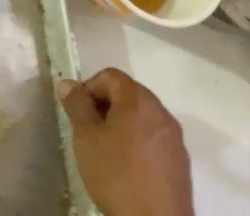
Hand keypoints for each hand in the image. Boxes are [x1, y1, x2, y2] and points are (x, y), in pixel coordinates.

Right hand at [58, 68, 193, 215]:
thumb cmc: (117, 175)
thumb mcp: (86, 137)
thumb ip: (77, 106)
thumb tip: (68, 84)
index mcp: (139, 100)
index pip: (110, 76)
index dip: (88, 87)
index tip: (77, 112)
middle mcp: (162, 112)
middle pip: (128, 94)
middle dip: (105, 106)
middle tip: (88, 130)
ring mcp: (174, 138)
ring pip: (141, 118)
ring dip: (121, 125)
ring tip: (106, 150)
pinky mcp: (180, 162)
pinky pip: (153, 138)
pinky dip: (137, 142)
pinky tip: (127, 167)